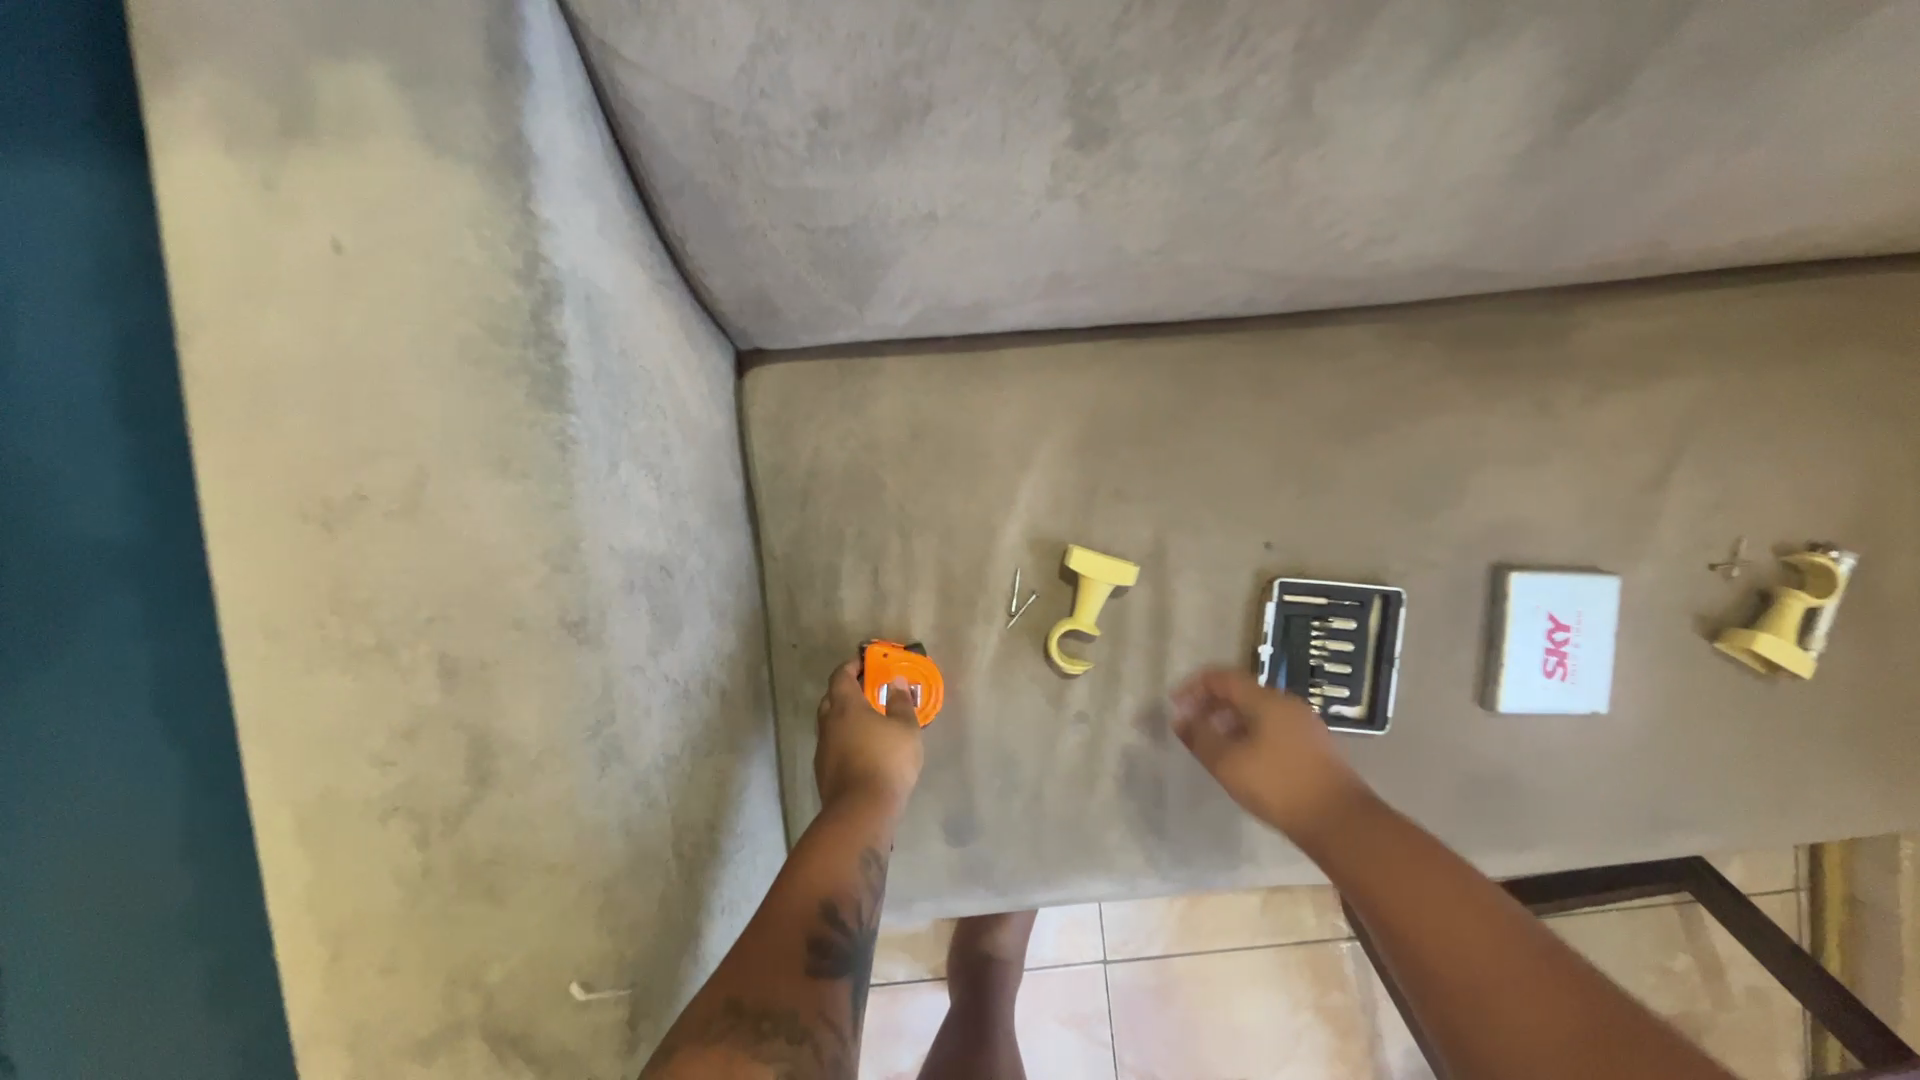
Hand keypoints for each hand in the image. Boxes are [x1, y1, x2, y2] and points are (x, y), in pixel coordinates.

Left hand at [814, 659, 924, 812]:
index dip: (852, 665)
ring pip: (830, 723)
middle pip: (832, 698)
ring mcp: (823, 748)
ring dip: (845, 716)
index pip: (841, 675)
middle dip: (848, 690)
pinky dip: (846, 738)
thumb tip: (895, 682)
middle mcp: (828, 723)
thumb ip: (900, 702)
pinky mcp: (824, 770)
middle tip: (869, 690)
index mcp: (845, 706)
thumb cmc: (887, 761)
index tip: (867, 662)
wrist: (862, 810)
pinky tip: (864, 748)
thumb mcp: (905, 728)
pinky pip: (834, 744)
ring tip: (869, 720)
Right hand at [1169, 666, 1373, 839]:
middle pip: (1241, 693)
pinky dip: (1249, 736)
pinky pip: (1272, 729)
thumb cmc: (1278, 786)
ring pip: (1257, 713)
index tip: (1176, 708)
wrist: (1340, 821)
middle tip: (1191, 730)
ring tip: (1213, 749)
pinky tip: (1243, 763)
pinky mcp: (1314, 747)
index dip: (1194, 687)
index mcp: (1266, 700)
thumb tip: (1181, 719)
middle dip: (1210, 706)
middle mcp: (1287, 704)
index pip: (1222, 677)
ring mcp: (1304, 725)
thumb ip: (1199, 737)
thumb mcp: (1227, 762)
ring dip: (1229, 724)